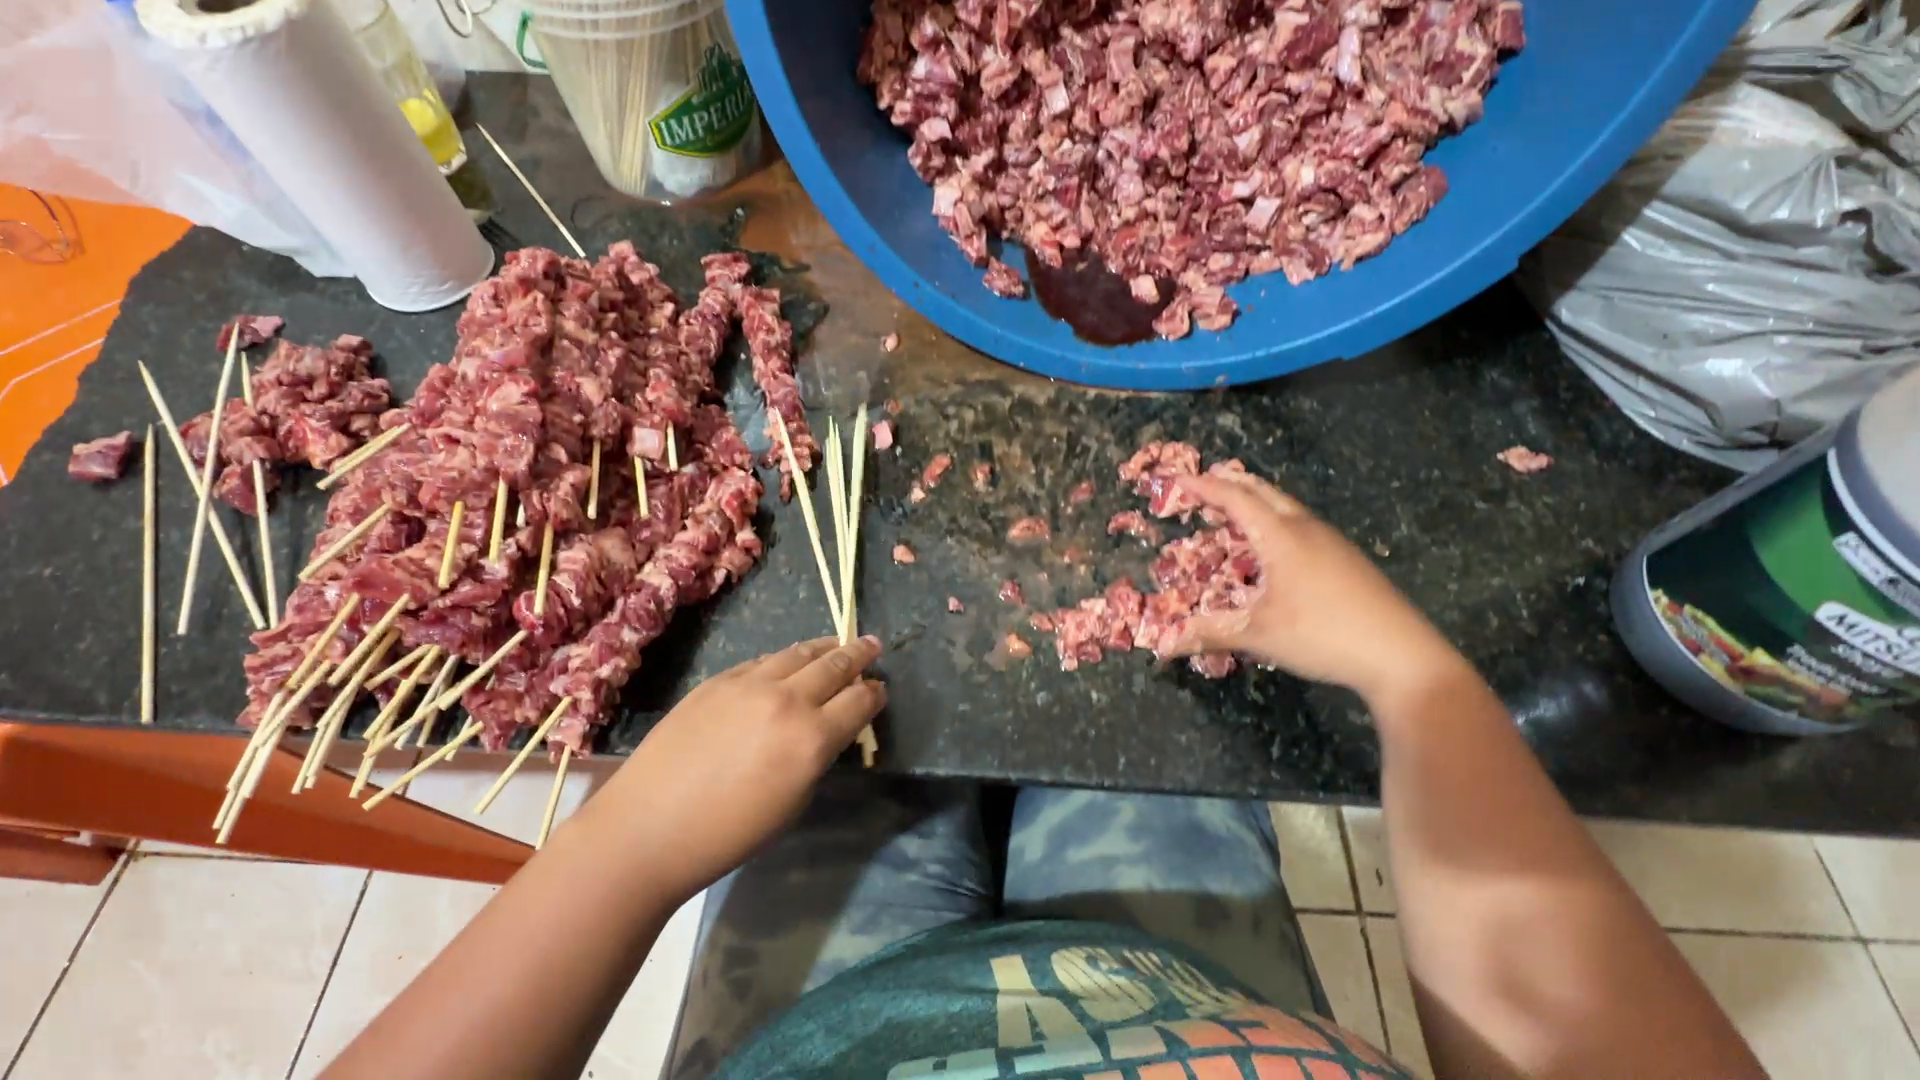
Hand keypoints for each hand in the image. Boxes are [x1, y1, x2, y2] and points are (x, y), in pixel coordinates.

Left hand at [589, 636, 886, 900]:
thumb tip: (825, 732)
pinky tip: (787, 661)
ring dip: (823, 647)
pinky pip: (762, 661)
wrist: (649, 826)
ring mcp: (749, 685)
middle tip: (872, 645)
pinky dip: (784, 659)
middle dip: (858, 655)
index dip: (876, 694)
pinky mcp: (717, 681)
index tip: (882, 690)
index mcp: (813, 739)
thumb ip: (816, 758)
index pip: (860, 701)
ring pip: (798, 653)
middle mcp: (787, 701)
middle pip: (834, 666)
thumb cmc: (729, 833)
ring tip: (837, 643)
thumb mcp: (793, 804)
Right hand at [1168, 472, 1469, 706]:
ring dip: (1254, 501)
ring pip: (1285, 506)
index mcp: (1281, 536)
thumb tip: (1162, 644)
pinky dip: (1274, 520)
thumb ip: (1208, 633)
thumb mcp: (1258, 634)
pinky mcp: (1347, 558)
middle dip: (1230, 484)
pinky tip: (1272, 547)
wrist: (1401, 654)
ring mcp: (1331, 541)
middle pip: (1263, 491)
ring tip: (1232, 511)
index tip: (1177, 481)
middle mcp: (1305, 528)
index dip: (1203, 487)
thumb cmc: (1323, 636)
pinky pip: (1300, 524)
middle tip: (1202, 487)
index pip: (1234, 498)